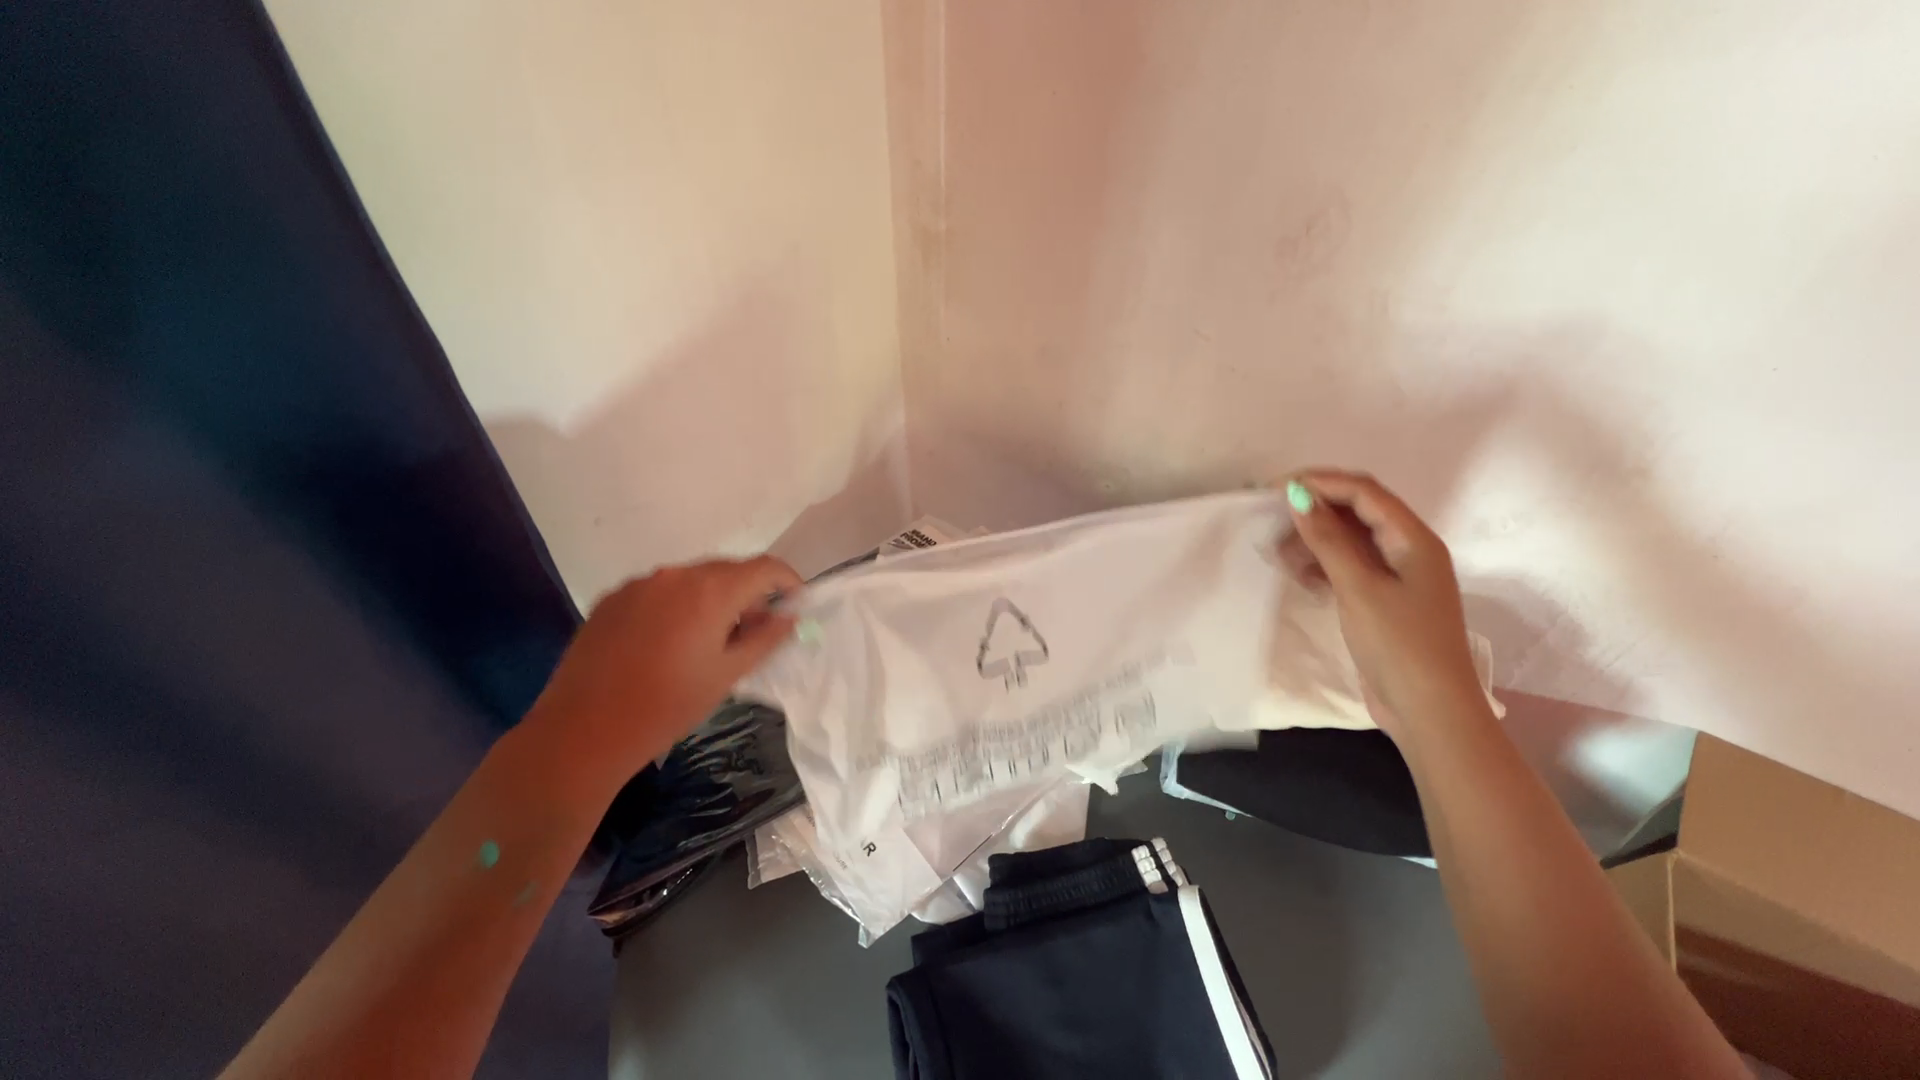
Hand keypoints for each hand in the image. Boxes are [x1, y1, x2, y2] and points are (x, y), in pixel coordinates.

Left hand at [525, 556, 800, 779]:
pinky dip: (677, 606)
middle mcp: (676, 575)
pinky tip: (668, 644)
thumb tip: (788, 615)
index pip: (765, 568)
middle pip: (727, 570)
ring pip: (691, 580)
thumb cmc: (667, 707)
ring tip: (709, 641)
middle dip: (748, 594)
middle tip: (754, 632)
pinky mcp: (612, 598)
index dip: (787, 582)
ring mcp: (639, 584)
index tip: (794, 605)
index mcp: (711, 591)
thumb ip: (764, 639)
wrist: (583, 730)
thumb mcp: (727, 676)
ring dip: (711, 600)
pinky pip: (659, 591)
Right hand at [1278, 470, 1485, 739]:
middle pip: (1357, 512)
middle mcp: (1408, 550)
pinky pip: (1350, 567)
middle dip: (1315, 511)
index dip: (1321, 483)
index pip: (1364, 492)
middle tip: (1272, 521)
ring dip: (1315, 540)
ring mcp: (1398, 577)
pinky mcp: (1384, 601)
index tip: (1275, 490)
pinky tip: (1301, 576)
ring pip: (1350, 540)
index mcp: (1413, 539)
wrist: (1429, 709)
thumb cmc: (1399, 644)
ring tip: (1280, 554)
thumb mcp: (1359, 588)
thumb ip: (1328, 539)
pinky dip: (1323, 565)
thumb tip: (1299, 495)